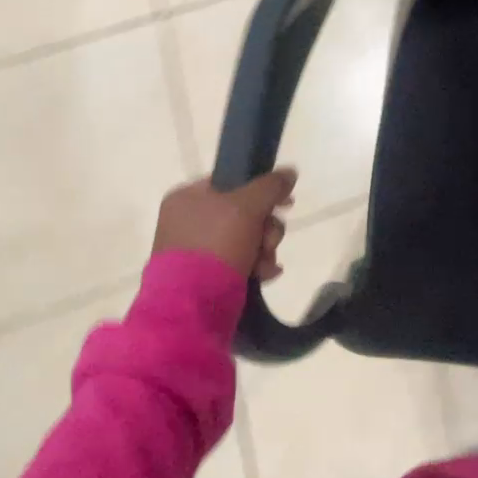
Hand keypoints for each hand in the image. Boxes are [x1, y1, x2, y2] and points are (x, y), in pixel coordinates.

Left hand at [153, 170, 294, 279]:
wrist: (192, 305)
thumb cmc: (216, 245)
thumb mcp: (248, 206)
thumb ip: (271, 186)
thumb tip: (290, 172)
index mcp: (188, 198)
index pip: (232, 181)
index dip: (262, 189)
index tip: (285, 202)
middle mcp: (188, 221)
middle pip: (244, 212)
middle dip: (266, 226)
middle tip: (270, 239)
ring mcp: (196, 250)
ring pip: (246, 237)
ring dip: (265, 248)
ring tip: (266, 262)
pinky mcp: (206, 276)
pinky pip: (240, 261)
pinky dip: (256, 265)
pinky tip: (266, 273)